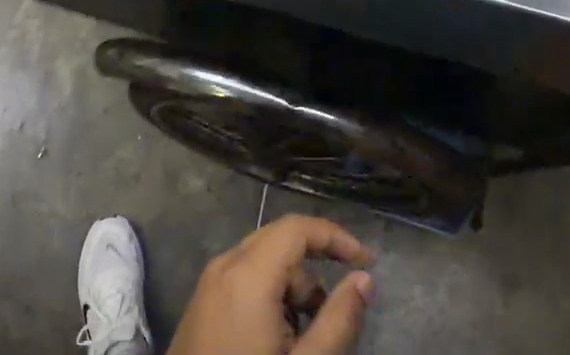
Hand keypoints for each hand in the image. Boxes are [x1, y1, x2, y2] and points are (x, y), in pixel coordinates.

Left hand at [167, 214, 375, 354]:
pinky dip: (270, 298)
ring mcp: (208, 284)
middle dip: (315, 269)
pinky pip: (244, 281)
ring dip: (292, 290)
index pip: (297, 228)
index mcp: (248, 274)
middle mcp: (224, 266)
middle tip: (339, 307)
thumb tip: (363, 279)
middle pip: (280, 242)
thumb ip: (338, 320)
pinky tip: (279, 341)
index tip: (368, 262)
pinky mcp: (202, 304)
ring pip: (263, 264)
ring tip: (306, 340)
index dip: (336, 237)